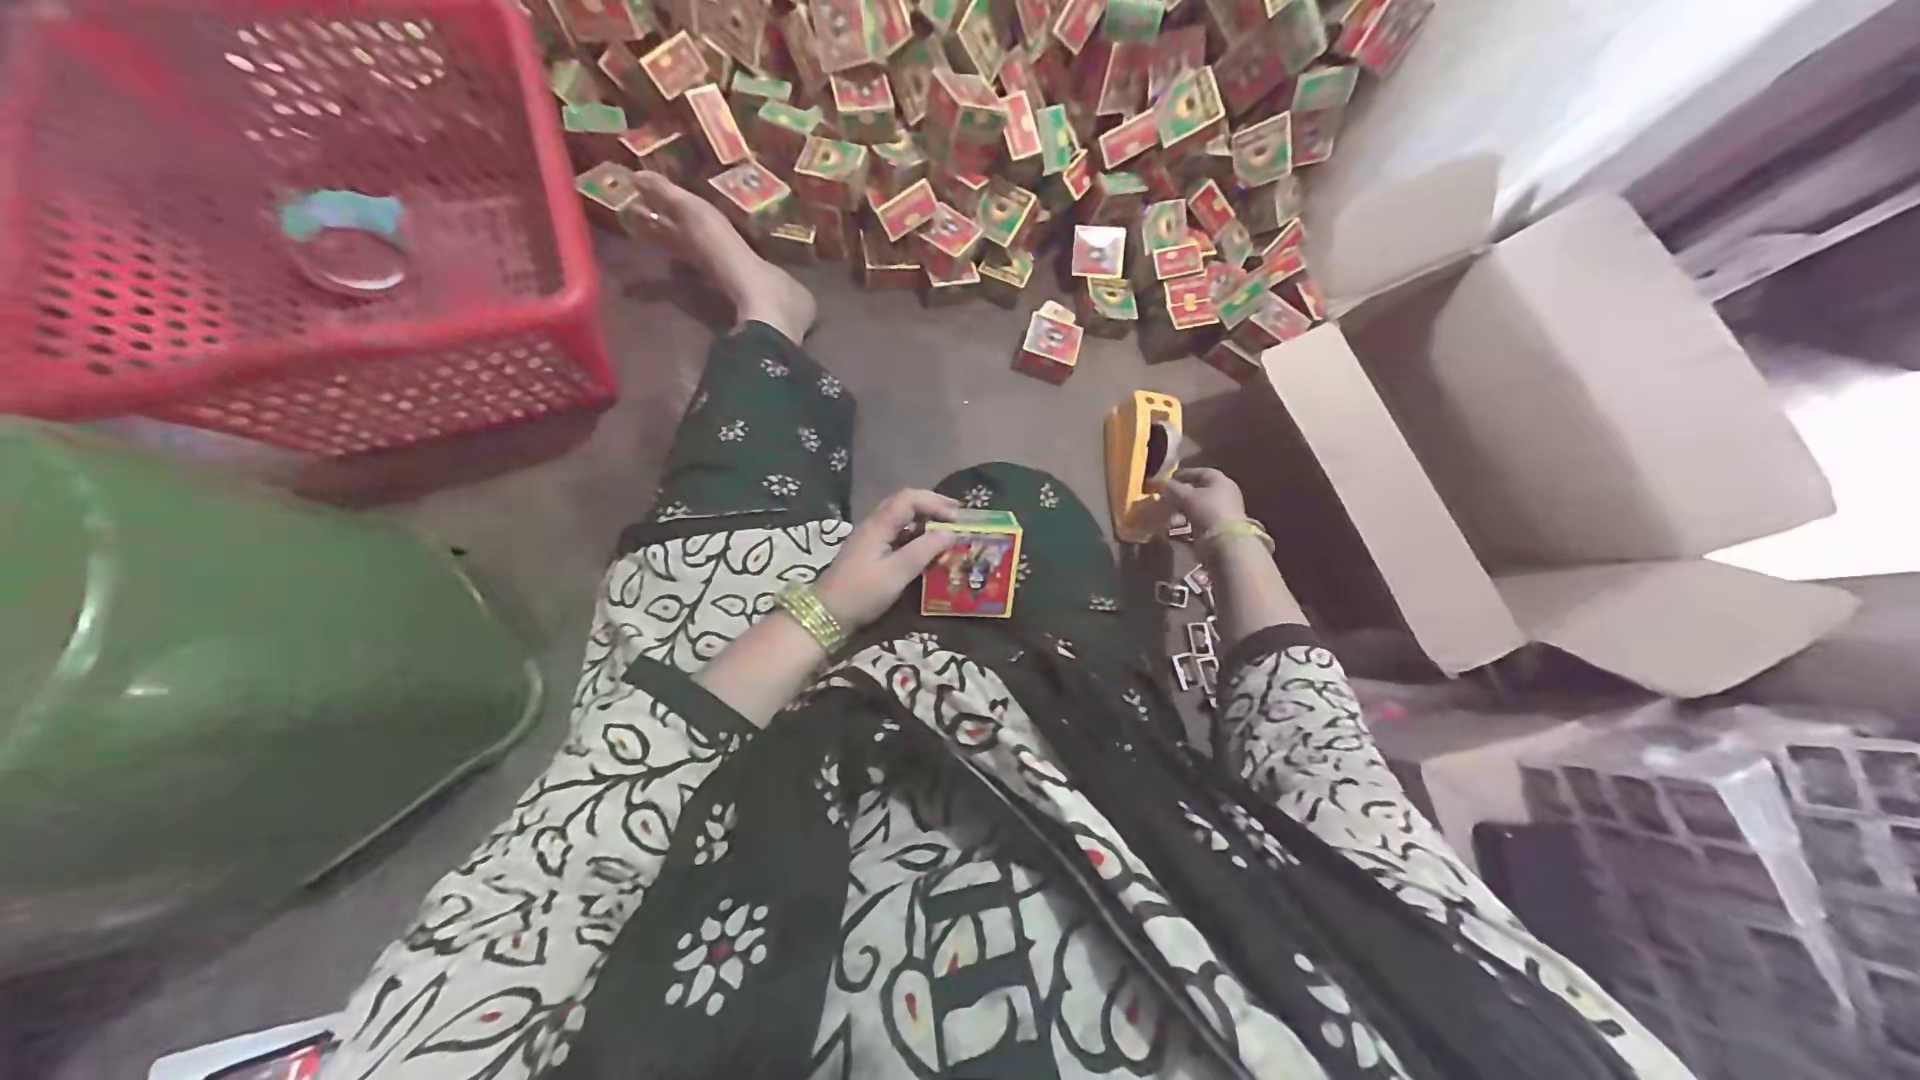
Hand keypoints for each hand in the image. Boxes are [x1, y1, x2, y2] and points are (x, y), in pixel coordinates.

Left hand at [813, 489, 960, 629]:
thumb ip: (923, 550)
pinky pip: (895, 532)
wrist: (826, 613)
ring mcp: (869, 537)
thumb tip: (949, 533)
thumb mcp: (896, 573)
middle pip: (904, 502)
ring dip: (923, 518)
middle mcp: (873, 524)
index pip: (909, 499)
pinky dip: (914, 533)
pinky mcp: (869, 551)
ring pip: (899, 517)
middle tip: (955, 514)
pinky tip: (926, 545)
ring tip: (945, 528)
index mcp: (878, 525)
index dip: (935, 503)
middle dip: (931, 504)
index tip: (956, 518)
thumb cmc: (862, 593)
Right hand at [1159, 468, 1246, 533]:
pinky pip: (1195, 525)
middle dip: (1178, 496)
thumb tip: (1158, 483)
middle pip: (1197, 493)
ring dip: (1178, 513)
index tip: (1167, 479)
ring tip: (1166, 518)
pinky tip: (1171, 531)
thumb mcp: (1186, 495)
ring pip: (1195, 510)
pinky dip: (1183, 527)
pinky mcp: (1215, 532)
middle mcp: (1223, 497)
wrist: (1224, 542)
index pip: (1201, 473)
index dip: (1184, 474)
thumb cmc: (1207, 510)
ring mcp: (1220, 515)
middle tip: (1164, 499)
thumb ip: (1171, 487)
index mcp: (1221, 483)